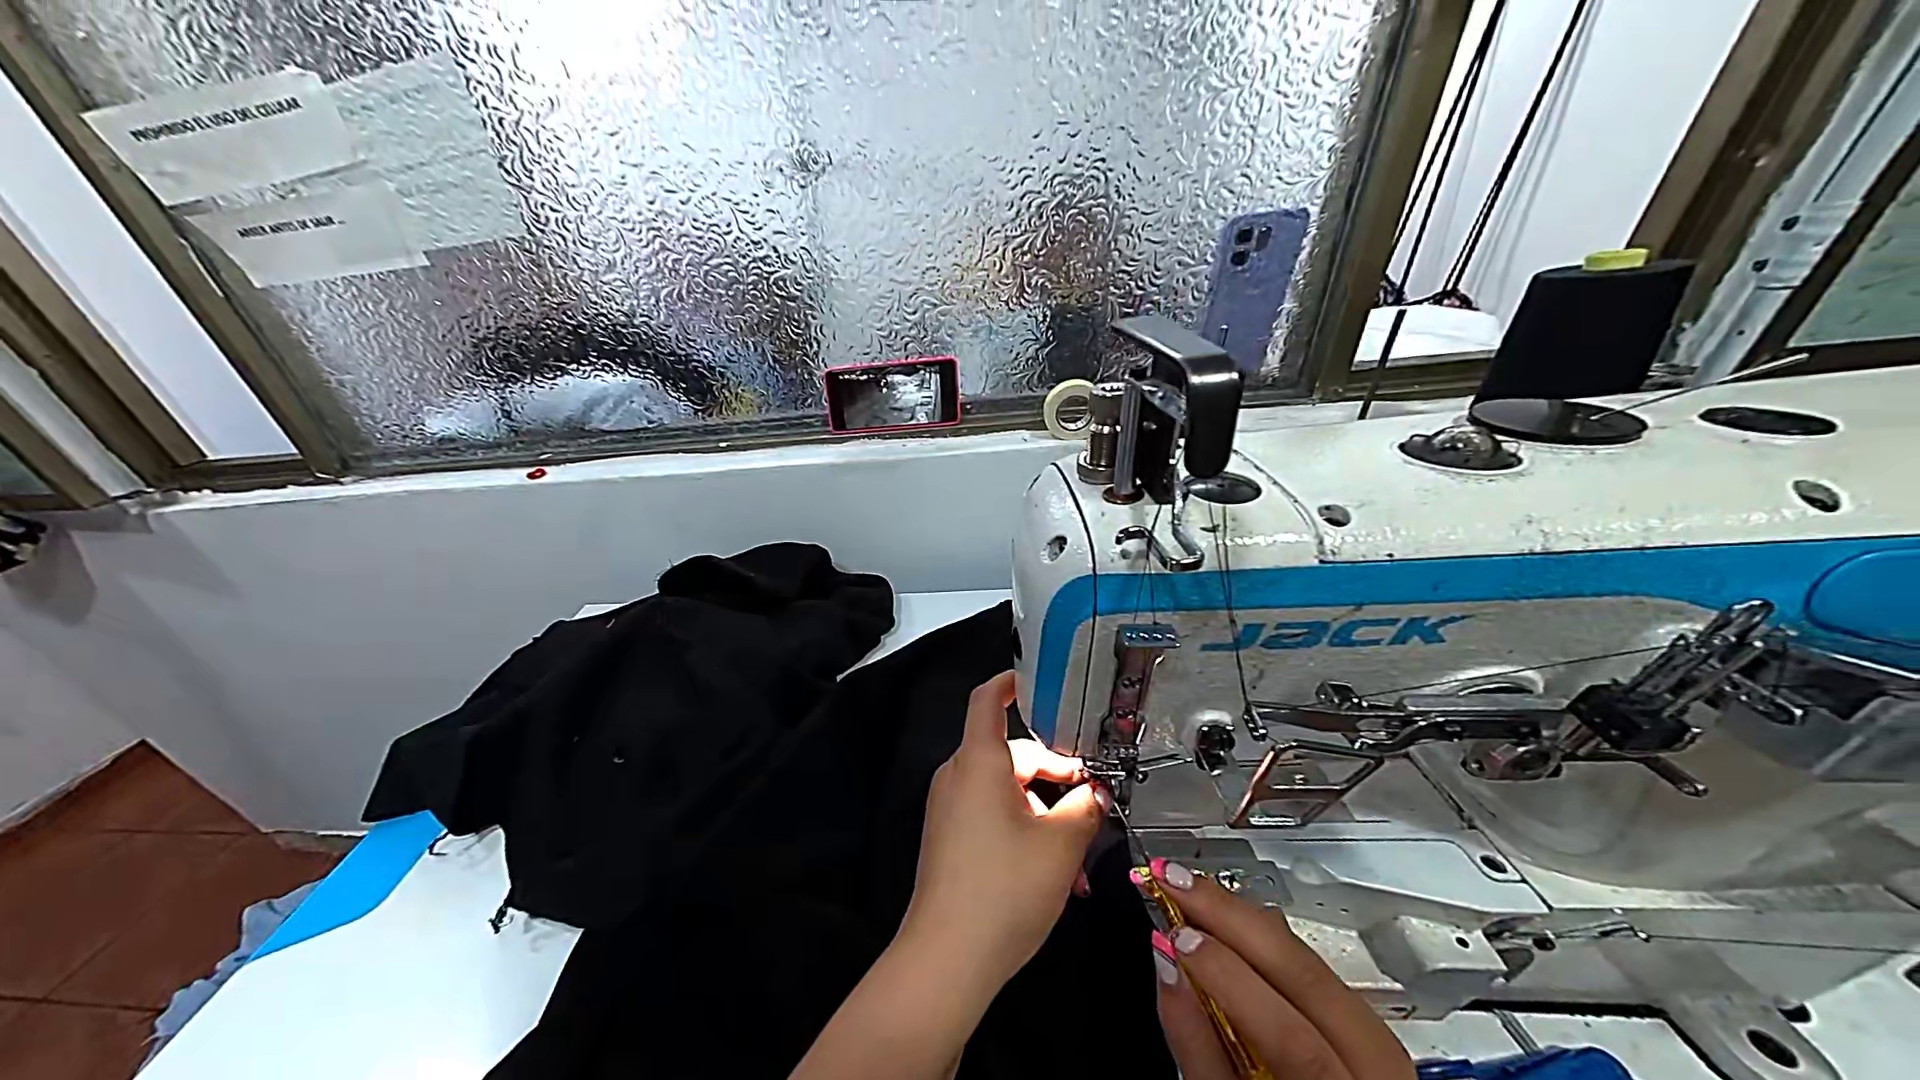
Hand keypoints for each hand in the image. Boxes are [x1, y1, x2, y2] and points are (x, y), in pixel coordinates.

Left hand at [903, 670, 1107, 987]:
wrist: (946, 959)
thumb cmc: (1003, 889)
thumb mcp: (1060, 845)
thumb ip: (1085, 808)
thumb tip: (1094, 794)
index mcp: (978, 761)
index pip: (988, 699)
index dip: (1012, 681)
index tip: (1039, 680)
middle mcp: (958, 777)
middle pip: (1013, 754)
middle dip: (1056, 775)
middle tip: (1092, 803)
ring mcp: (951, 809)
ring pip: (1009, 792)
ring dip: (1046, 815)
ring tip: (1079, 859)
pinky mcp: (951, 838)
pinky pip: (993, 817)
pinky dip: (1025, 832)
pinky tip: (1056, 874)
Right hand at [1142, 859, 1414, 1079]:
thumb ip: (1200, 1049)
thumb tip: (1166, 966)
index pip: (1290, 1035)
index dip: (1227, 979)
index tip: (1175, 935)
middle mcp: (1372, 1063)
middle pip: (1302, 970)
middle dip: (1226, 915)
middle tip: (1171, 879)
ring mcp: (1374, 1035)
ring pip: (1306, 954)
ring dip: (1238, 914)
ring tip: (1188, 885)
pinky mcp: (1358, 1012)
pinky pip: (1306, 956)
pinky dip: (1258, 930)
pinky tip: (1224, 912)